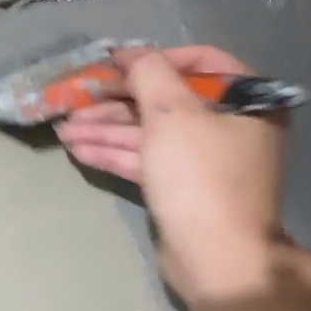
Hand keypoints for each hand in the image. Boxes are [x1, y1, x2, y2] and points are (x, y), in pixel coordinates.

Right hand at [55, 45, 289, 296]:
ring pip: (151, 134)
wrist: (217, 257)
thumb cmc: (200, 177)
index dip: (151, 60)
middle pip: (166, 101)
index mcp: (245, 99)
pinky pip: (148, 161)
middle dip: (117, 102)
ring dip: (107, 129)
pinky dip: (116, 154)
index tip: (110, 66)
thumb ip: (149, 75)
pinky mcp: (183, 189)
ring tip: (65, 130)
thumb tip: (129, 53)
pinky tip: (80, 150)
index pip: (198, 61)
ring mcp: (205, 160)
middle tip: (76, 102)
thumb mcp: (173, 115)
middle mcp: (230, 125)